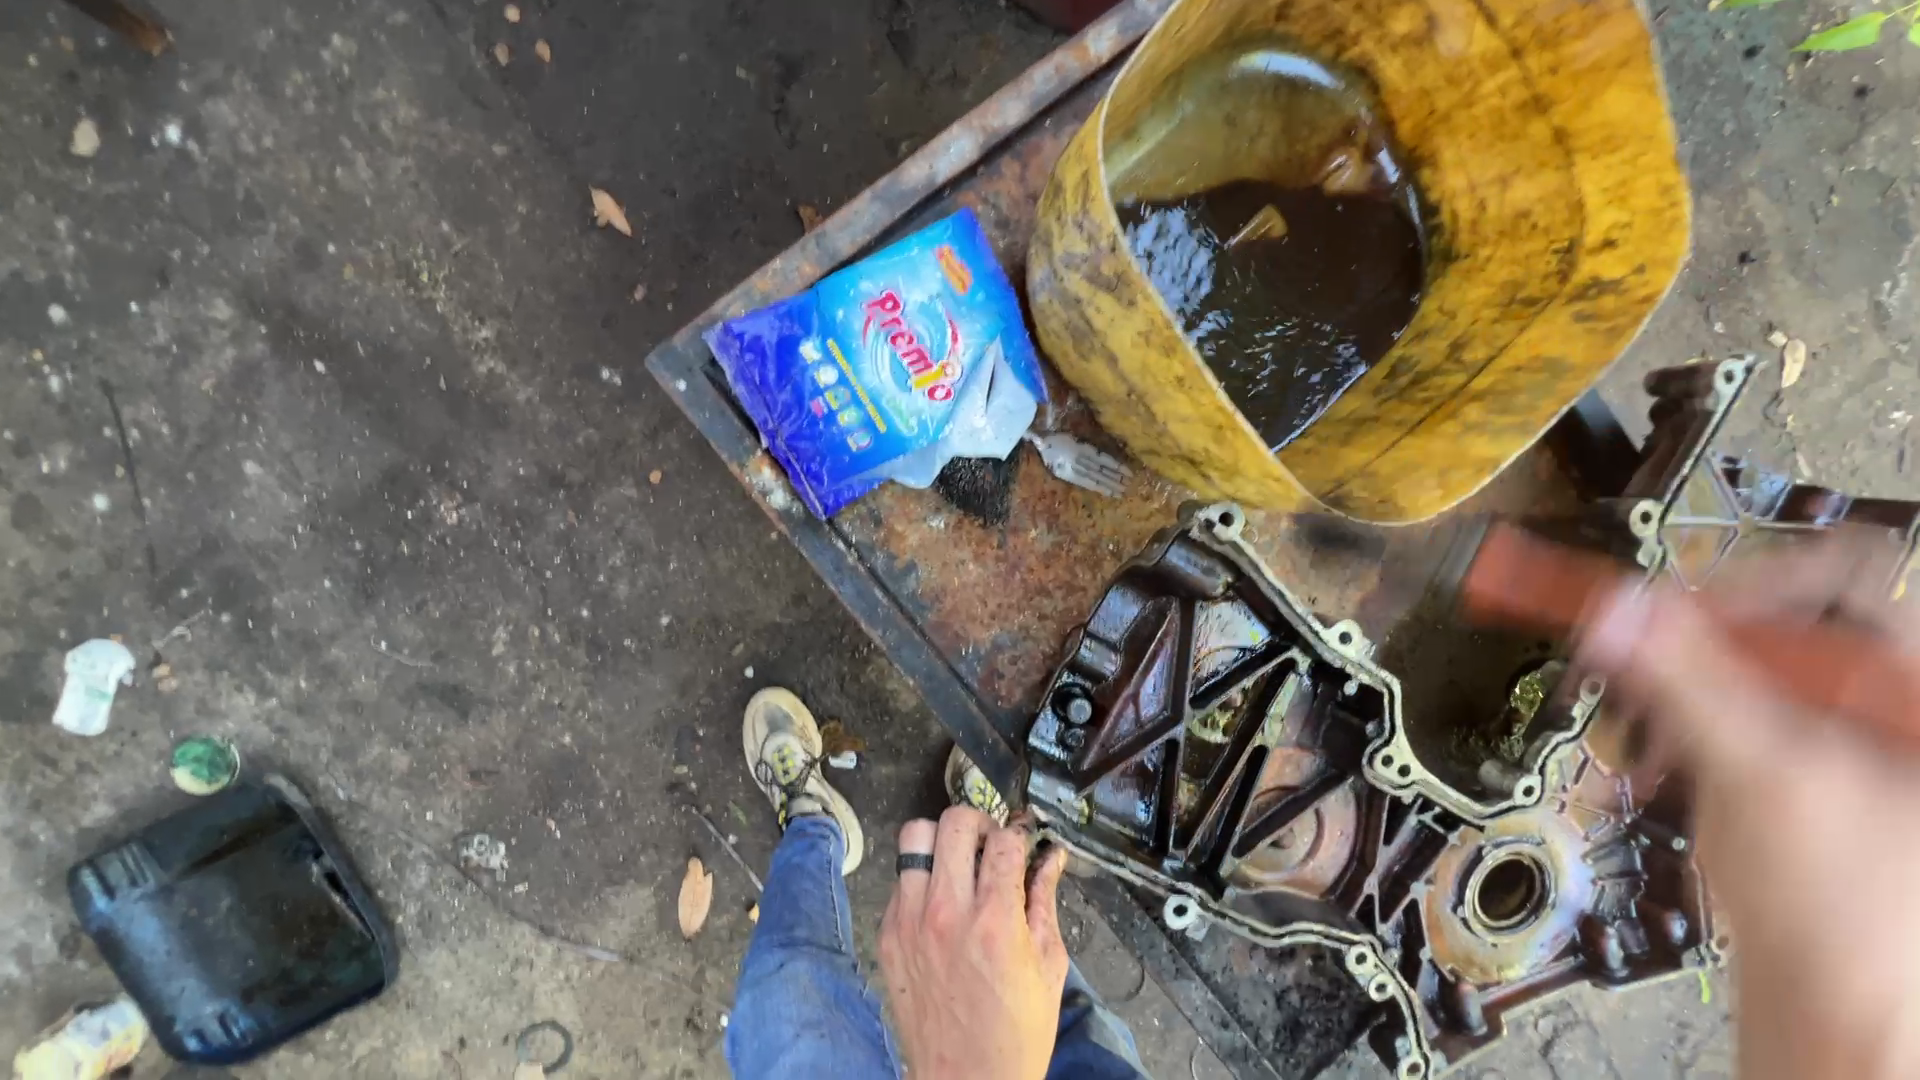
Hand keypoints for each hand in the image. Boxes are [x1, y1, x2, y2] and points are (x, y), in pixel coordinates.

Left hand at [879, 805, 1070, 1079]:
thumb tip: (1051, 857)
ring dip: (942, 841)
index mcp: (994, 920)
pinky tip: (939, 898)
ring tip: (959, 861)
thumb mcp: (1048, 965)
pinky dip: (921, 877)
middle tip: (990, 843)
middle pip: (954, 822)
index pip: (1004, 839)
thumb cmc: (1015, 1033)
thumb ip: (1044, 899)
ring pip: (914, 836)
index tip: (1023, 838)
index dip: (1019, 831)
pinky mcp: (888, 935)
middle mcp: (947, 912)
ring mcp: (910, 921)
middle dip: (979, 823)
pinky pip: (900, 879)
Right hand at [1579, 535, 1919, 1079]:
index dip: (1748, 585)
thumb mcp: (1760, 778)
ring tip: (1640, 733)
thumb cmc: (1866, 924)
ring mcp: (1840, 739)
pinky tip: (1655, 761)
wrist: (1849, 1013)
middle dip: (1682, 650)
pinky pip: (1717, 714)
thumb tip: (1611, 607)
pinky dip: (1669, 727)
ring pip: (1734, 671)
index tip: (1670, 611)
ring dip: (1664, 694)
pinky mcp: (1790, 767)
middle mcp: (1887, 707)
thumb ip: (1681, 679)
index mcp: (1914, 696)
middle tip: (1625, 664)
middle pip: (1770, 626)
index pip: (1846, 574)